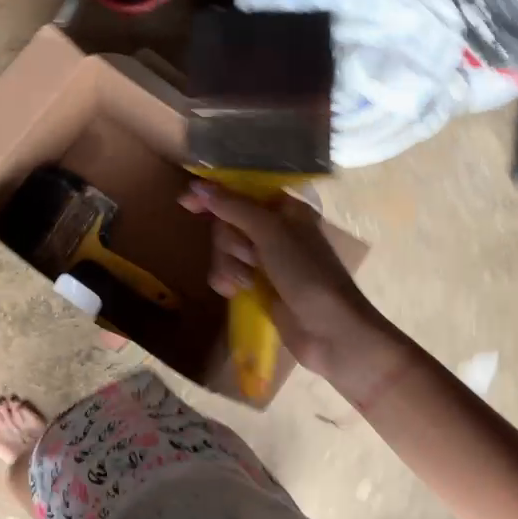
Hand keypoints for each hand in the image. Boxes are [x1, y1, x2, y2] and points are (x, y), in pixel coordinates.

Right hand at [178, 182, 412, 402]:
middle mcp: (276, 229)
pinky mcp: (258, 285)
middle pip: (228, 221)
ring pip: (225, 248)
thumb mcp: (271, 233)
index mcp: (286, 209)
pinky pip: (229, 272)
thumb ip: (234, 208)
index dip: (214, 195)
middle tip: (246, 256)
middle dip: (228, 241)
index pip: (242, 191)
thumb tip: (198, 186)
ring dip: (228, 264)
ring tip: (244, 282)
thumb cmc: (307, 274)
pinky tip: (235, 292)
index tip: (186, 203)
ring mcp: (267, 259)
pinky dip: (228, 280)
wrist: (331, 332)